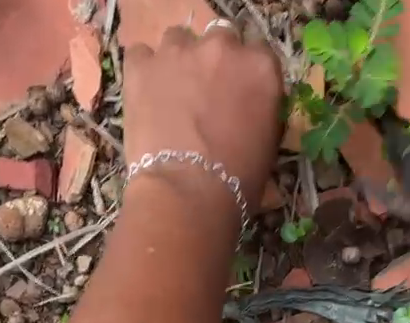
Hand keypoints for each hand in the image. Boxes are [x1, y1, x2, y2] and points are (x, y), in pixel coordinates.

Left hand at [121, 23, 282, 208]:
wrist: (188, 194)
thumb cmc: (239, 183)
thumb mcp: (268, 149)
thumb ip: (262, 114)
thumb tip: (252, 110)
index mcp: (261, 68)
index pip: (261, 57)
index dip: (250, 78)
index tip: (244, 98)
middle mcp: (222, 48)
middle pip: (221, 41)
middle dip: (217, 65)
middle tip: (210, 99)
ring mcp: (178, 51)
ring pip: (180, 41)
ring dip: (181, 62)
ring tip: (177, 97)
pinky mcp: (142, 64)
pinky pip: (143, 55)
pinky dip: (147, 72)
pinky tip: (149, 97)